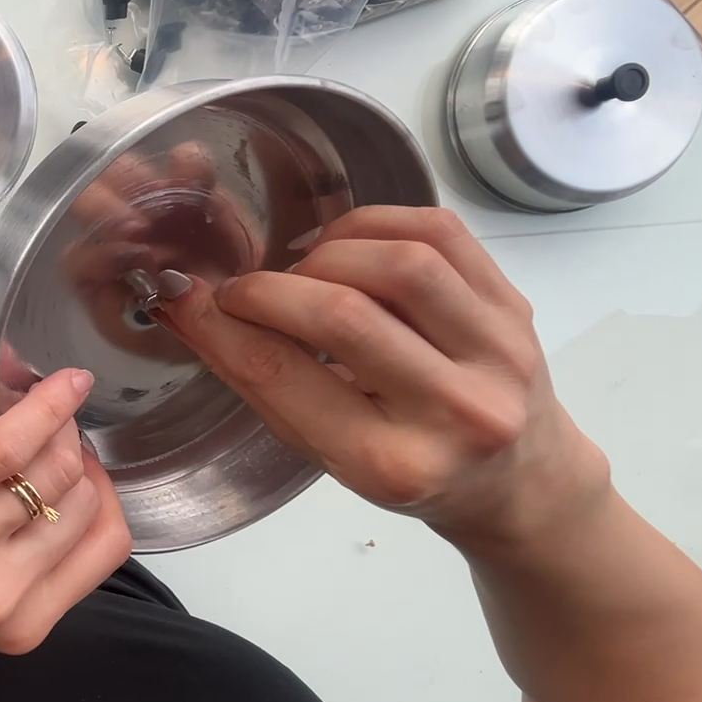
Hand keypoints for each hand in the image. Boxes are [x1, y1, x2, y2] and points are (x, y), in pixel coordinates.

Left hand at [0, 368, 132, 653]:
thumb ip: (25, 566)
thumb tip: (74, 489)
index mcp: (18, 622)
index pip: (106, 545)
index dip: (103, 496)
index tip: (85, 470)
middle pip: (81, 499)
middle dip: (77, 456)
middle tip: (53, 433)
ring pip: (52, 466)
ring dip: (57, 428)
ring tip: (38, 410)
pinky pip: (9, 442)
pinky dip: (43, 406)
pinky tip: (59, 385)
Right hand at [154, 206, 609, 544]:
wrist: (515, 477)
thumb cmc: (398, 468)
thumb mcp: (317, 448)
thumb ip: (256, 378)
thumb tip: (187, 306)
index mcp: (389, 462)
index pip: (281, 375)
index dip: (219, 327)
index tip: (184, 299)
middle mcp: (456, 410)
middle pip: (341, 314)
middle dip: (266, 290)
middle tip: (236, 292)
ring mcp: (500, 352)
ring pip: (398, 263)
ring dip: (323, 255)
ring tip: (296, 272)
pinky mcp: (517, 306)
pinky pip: (440, 232)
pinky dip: (372, 224)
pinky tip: (341, 244)